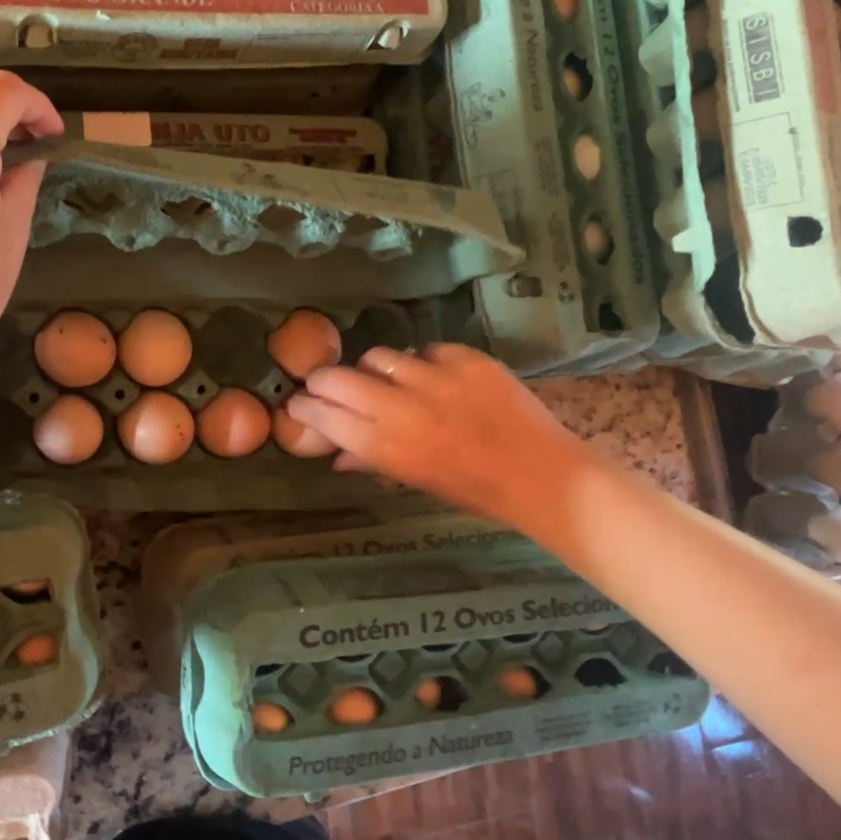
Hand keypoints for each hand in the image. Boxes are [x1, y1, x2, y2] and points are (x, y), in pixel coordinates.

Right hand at [286, 344, 600, 530]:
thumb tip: (335, 456)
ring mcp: (436, 378)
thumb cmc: (475, 490)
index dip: (304, 407)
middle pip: (339, 378)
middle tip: (325, 383)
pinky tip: (435, 378)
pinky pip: (426, 349)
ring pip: (379, 355)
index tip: (297, 403)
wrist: (543, 476)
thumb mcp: (416, 481)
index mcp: (388, 447)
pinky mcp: (466, 359)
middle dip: (323, 380)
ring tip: (385, 377)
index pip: (325, 416)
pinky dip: (423, 362)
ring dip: (373, 368)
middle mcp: (404, 408)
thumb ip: (372, 461)